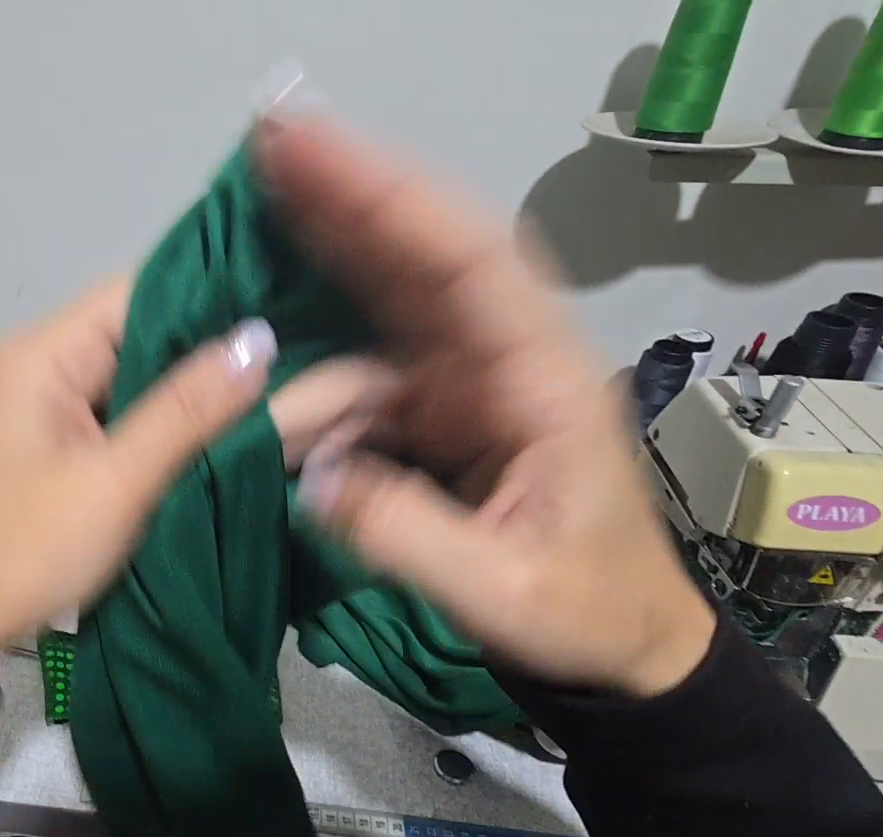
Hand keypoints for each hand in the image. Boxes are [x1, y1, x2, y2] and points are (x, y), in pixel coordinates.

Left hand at [0, 280, 276, 701]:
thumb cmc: (26, 552)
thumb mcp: (116, 482)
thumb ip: (187, 410)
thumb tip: (259, 336)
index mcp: (42, 354)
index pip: (139, 290)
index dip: (211, 298)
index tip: (283, 310)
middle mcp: (37, 363)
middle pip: (135, 330)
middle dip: (206, 348)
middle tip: (288, 358)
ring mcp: (40, 404)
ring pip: (129, 374)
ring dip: (186, 388)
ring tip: (264, 390)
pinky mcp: (48, 441)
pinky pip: (114, 412)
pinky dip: (157, 420)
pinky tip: (208, 429)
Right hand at [254, 116, 714, 697]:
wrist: (619, 647)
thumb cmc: (586, 616)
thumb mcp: (503, 591)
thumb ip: (408, 535)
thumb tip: (310, 477)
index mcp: (543, 380)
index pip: (467, 263)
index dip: (388, 199)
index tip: (314, 149)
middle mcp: (508, 360)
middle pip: (427, 256)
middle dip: (352, 195)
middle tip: (271, 142)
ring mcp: (471, 384)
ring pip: (397, 296)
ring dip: (334, 246)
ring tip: (263, 201)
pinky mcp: (440, 414)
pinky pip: (373, 359)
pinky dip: (325, 330)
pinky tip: (281, 306)